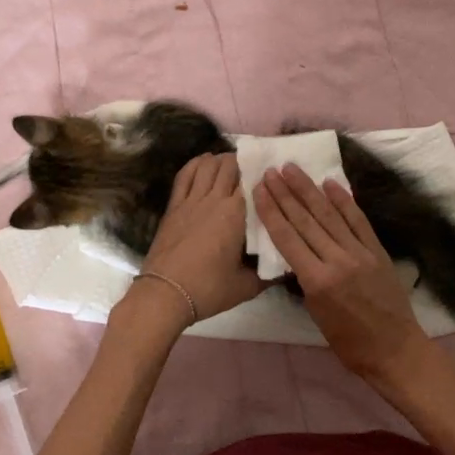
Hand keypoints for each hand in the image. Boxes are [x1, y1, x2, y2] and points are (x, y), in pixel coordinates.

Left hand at [132, 153, 263, 335]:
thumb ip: (269, 274)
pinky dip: (195, 164)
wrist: (166, 294)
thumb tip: (288, 266)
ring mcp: (191, 200)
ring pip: (207, 166)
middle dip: (243, 161)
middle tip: (253, 167)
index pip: (252, 180)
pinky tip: (203, 161)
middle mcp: (214, 199)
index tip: (273, 174)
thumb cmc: (209, 289)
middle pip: (230, 165)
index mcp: (236, 214)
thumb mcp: (247, 286)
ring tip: (231, 162)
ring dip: (220, 159)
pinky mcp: (174, 207)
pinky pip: (184, 176)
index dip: (263, 173)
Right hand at [253, 164, 432, 385]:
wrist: (394, 350)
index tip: (259, 189)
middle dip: (285, 194)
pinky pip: (358, 220)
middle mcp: (337, 260)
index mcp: (316, 281)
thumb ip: (306, 280)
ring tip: (293, 169)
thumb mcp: (316, 313)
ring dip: (309, 189)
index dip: (271, 211)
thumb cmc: (349, 343)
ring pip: (330, 214)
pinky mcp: (378, 251)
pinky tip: (330, 183)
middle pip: (305, 220)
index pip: (287, 238)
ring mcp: (360, 253)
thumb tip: (296, 253)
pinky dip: (344, 201)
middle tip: (271, 171)